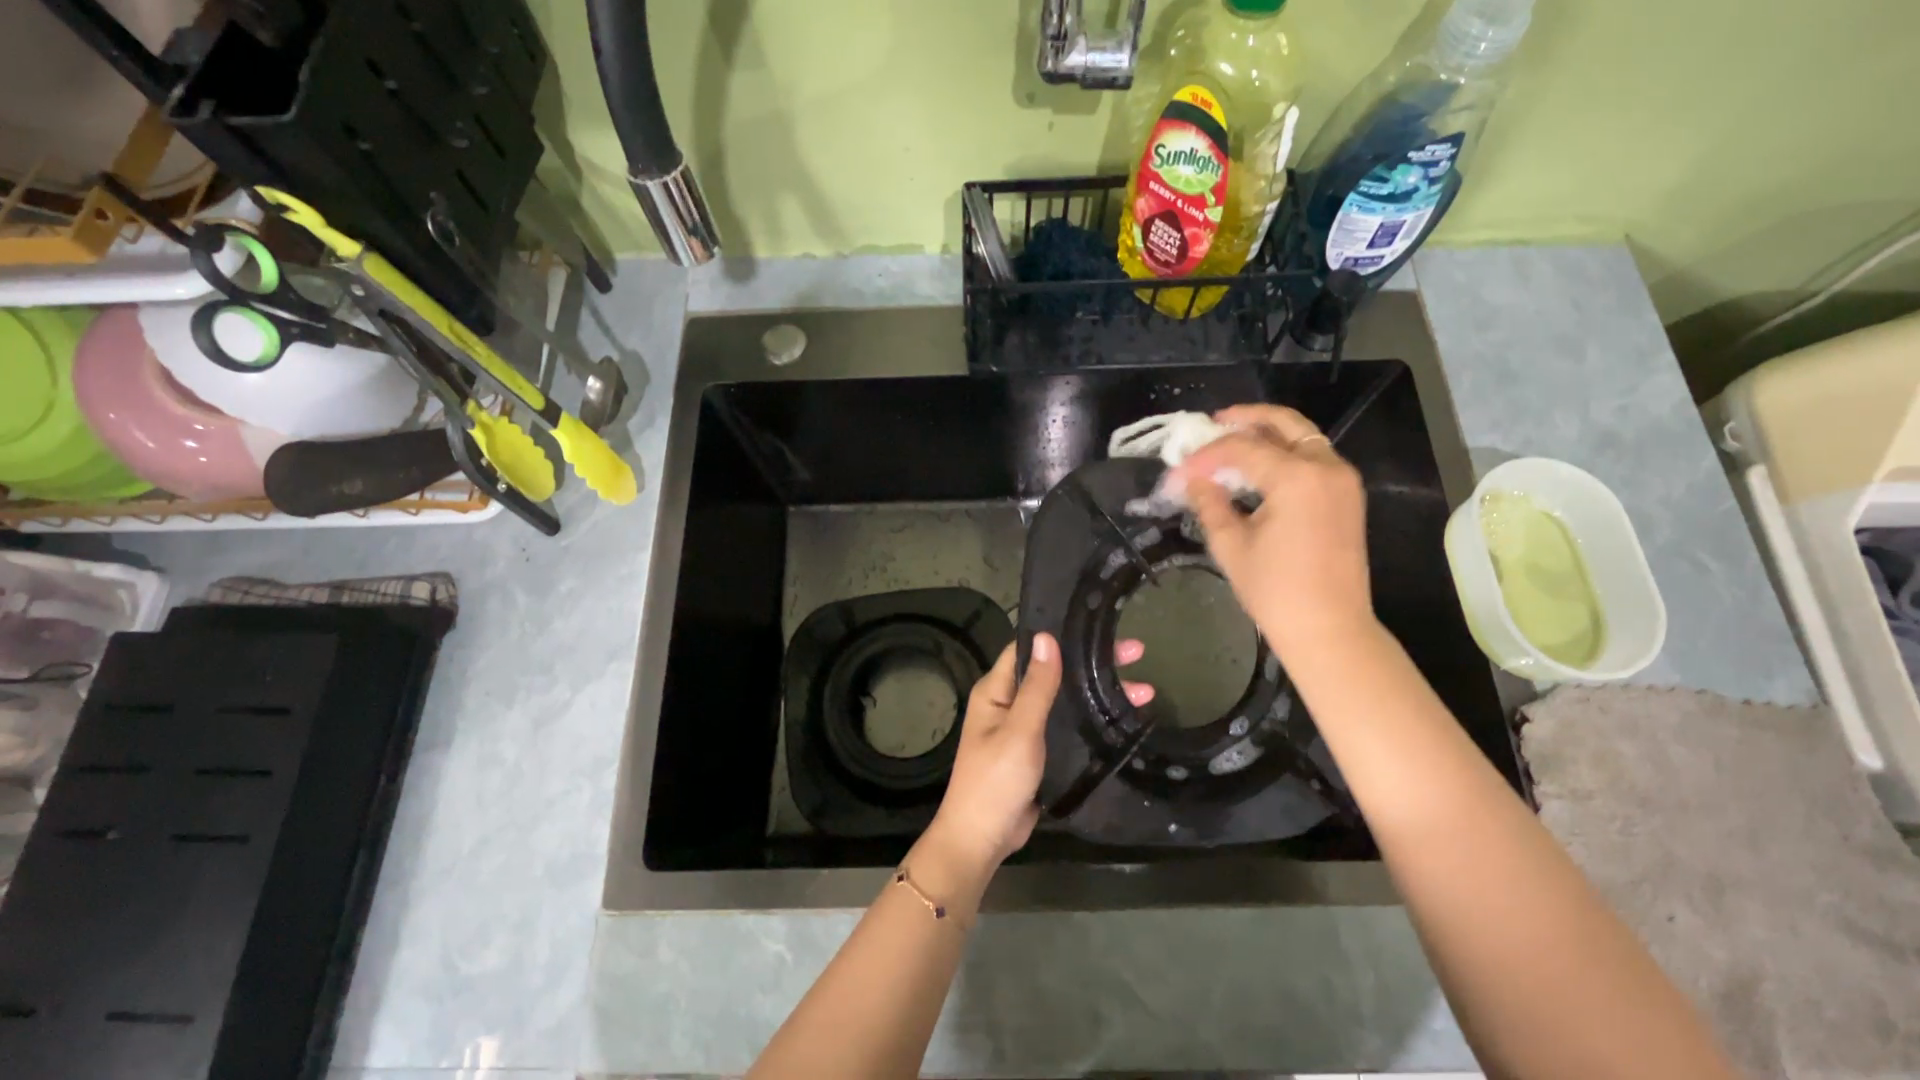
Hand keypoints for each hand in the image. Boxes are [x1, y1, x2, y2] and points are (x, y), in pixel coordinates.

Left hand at [925, 633, 1152, 872]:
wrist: (983, 838)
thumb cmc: (995, 780)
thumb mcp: (1019, 730)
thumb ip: (1037, 687)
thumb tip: (1047, 637)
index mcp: (996, 691)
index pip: (1030, 649)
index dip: (1062, 636)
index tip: (1099, 626)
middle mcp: (1009, 703)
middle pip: (1055, 673)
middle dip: (1094, 664)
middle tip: (1138, 653)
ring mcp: (1024, 729)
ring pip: (1067, 701)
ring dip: (1100, 693)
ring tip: (1146, 691)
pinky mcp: (1039, 753)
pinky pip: (1068, 727)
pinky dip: (1092, 719)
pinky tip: (1124, 718)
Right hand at [1171, 404, 1375, 655]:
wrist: (1330, 629)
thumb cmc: (1276, 592)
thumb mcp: (1233, 546)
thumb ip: (1211, 504)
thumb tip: (1193, 481)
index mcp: (1297, 477)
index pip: (1241, 448)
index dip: (1204, 456)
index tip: (1177, 471)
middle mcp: (1326, 467)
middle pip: (1284, 424)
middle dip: (1246, 419)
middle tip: (1214, 422)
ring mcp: (1342, 480)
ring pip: (1302, 438)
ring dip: (1267, 436)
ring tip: (1231, 444)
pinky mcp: (1347, 497)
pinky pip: (1313, 459)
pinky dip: (1285, 455)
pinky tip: (1258, 469)